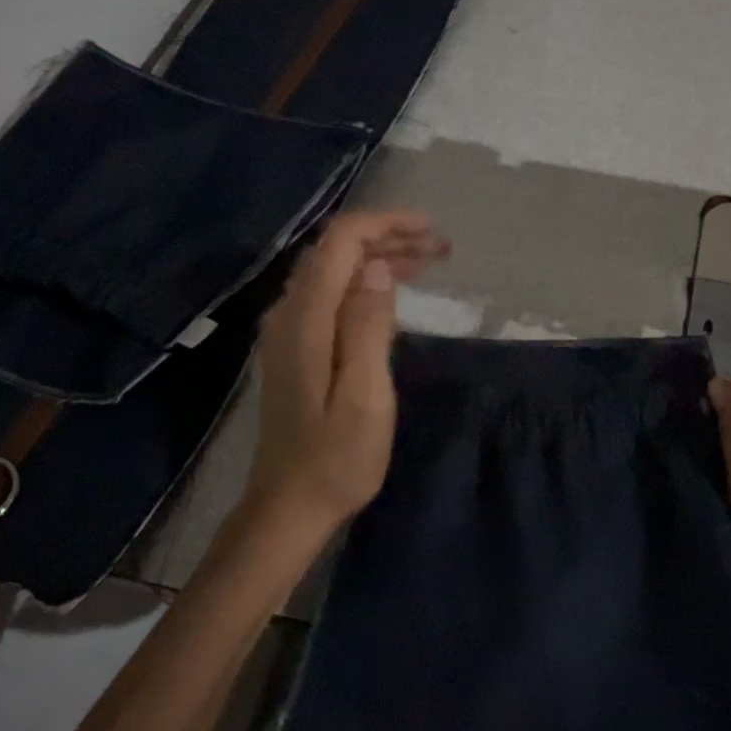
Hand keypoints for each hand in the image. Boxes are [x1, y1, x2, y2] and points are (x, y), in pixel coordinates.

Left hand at [244, 209, 449, 529]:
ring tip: (429, 262)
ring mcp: (287, 332)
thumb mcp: (365, 395)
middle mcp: (289, 314)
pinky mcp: (295, 349)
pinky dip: (364, 283)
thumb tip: (376, 267)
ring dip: (378, 258)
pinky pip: (330, 295)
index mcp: (305, 320)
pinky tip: (393, 294)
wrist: (289, 506)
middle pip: (334, 251)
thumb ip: (368, 326)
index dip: (385, 224)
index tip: (431, 230)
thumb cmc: (337, 458)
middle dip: (388, 237)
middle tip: (442, 248)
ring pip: (333, 271)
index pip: (340, 243)